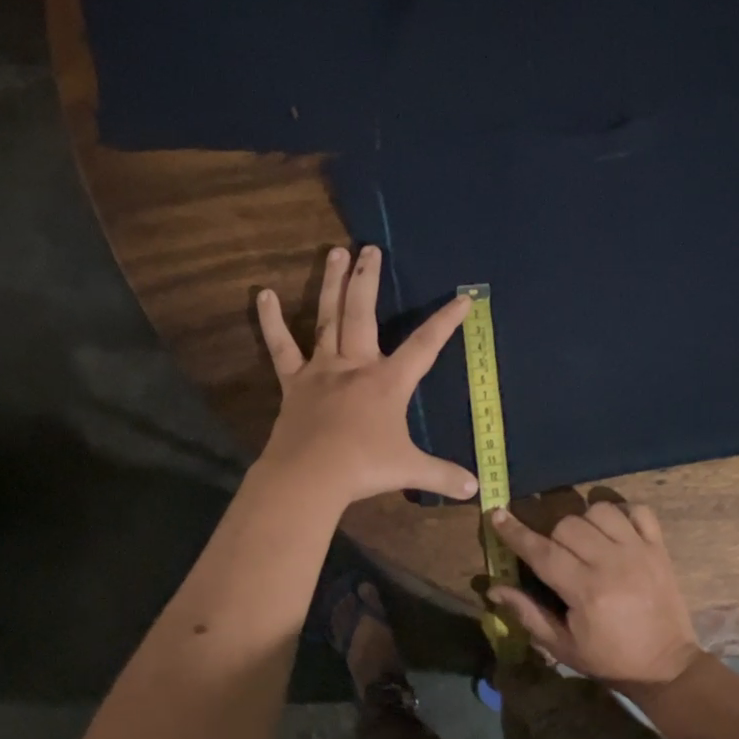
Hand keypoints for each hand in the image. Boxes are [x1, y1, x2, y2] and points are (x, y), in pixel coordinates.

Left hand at [255, 246, 478, 504]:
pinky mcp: (293, 383)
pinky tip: (263, 295)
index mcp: (388, 382)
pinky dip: (271, 322)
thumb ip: (442, 475)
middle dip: (369, 279)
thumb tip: (475, 491)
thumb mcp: (409, 470)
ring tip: (335, 252)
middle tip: (370, 248)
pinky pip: (281, 347)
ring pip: (327, 319)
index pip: (425, 345)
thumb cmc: (363, 469)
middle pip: (363, 313)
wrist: (309, 476)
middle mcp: (355, 366)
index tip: (462, 298)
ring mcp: (321, 370)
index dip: (446, 322)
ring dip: (332, 284)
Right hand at [488, 492, 702, 684]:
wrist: (666, 666)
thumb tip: (494, 588)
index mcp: (586, 591)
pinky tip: (614, 532)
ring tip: (585, 542)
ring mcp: (639, 552)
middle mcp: (612, 564)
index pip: (542, 552)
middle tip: (556, 557)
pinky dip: (622, 514)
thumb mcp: (562, 647)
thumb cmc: (609, 659)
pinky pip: (638, 511)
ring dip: (584, 521)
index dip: (516, 533)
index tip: (497, 515)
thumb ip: (528, 614)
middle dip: (552, 536)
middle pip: (567, 525)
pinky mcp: (659, 548)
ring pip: (600, 511)